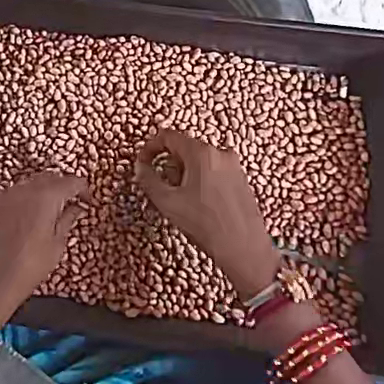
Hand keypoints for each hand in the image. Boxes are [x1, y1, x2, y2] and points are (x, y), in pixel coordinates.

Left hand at [0, 171, 85, 339]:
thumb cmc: (25, 269)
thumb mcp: (56, 246)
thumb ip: (68, 220)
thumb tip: (76, 208)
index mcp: (46, 197)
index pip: (71, 181)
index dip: (82, 188)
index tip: (86, 199)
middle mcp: (23, 190)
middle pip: (48, 178)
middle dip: (61, 187)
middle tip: (70, 204)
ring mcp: (2, 197)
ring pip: (27, 185)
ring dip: (40, 193)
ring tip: (47, 215)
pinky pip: (10, 196)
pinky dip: (21, 202)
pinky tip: (24, 221)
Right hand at [132, 128, 280, 299]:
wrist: (243, 247)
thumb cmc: (209, 226)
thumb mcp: (168, 202)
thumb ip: (148, 179)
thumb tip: (141, 168)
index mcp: (202, 153)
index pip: (168, 136)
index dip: (150, 148)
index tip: (144, 161)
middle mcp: (220, 154)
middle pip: (185, 148)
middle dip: (169, 165)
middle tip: (164, 188)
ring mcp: (233, 166)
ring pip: (199, 161)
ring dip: (185, 175)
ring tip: (184, 201)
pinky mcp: (240, 180)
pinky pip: (214, 172)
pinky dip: (201, 181)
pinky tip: (200, 205)